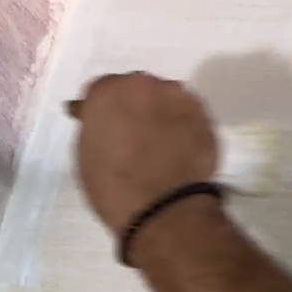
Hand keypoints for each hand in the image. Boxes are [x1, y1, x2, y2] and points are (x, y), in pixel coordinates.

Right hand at [68, 72, 219, 230]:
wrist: (162, 208)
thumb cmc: (113, 188)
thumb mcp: (87, 156)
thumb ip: (97, 129)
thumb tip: (108, 123)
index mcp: (106, 93)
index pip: (102, 91)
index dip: (106, 112)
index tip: (109, 130)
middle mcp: (142, 84)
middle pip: (137, 89)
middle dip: (135, 108)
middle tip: (136, 139)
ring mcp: (177, 96)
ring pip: (166, 99)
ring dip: (162, 115)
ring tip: (162, 147)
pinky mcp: (204, 114)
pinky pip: (188, 116)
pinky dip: (183, 128)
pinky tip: (180, 152)